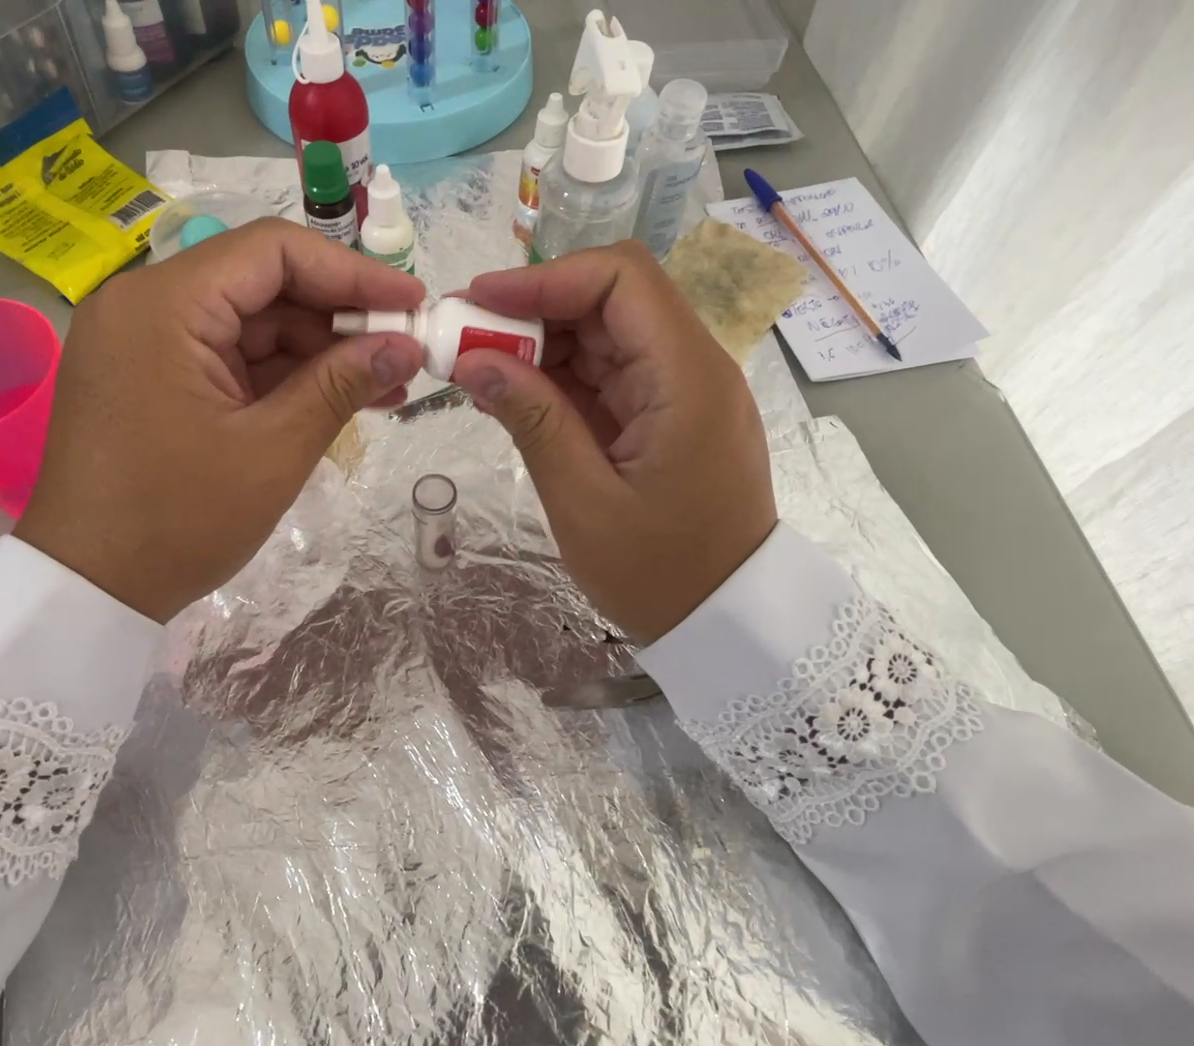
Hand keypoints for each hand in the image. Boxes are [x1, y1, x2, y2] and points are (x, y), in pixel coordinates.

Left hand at [15, 219, 425, 621]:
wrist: (91, 588)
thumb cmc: (179, 521)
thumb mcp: (274, 451)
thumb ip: (341, 384)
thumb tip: (406, 343)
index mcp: (164, 305)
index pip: (273, 251)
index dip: (352, 271)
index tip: (411, 301)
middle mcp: (147, 305)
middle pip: (263, 285)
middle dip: (340, 319)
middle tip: (407, 353)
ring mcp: (146, 343)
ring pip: (250, 325)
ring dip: (318, 353)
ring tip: (388, 386)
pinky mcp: (153, 378)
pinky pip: (229, 359)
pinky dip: (282, 377)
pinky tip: (339, 399)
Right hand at [449, 242, 778, 641]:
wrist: (727, 619)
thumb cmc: (660, 575)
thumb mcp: (584, 503)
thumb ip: (532, 422)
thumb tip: (473, 361)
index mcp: (687, 378)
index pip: (621, 279)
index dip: (545, 277)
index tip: (479, 302)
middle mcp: (694, 367)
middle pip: (613, 299)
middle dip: (535, 309)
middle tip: (466, 337)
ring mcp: (685, 391)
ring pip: (609, 335)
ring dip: (544, 344)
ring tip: (480, 368)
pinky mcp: (671, 416)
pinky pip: (614, 376)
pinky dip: (564, 379)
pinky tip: (518, 396)